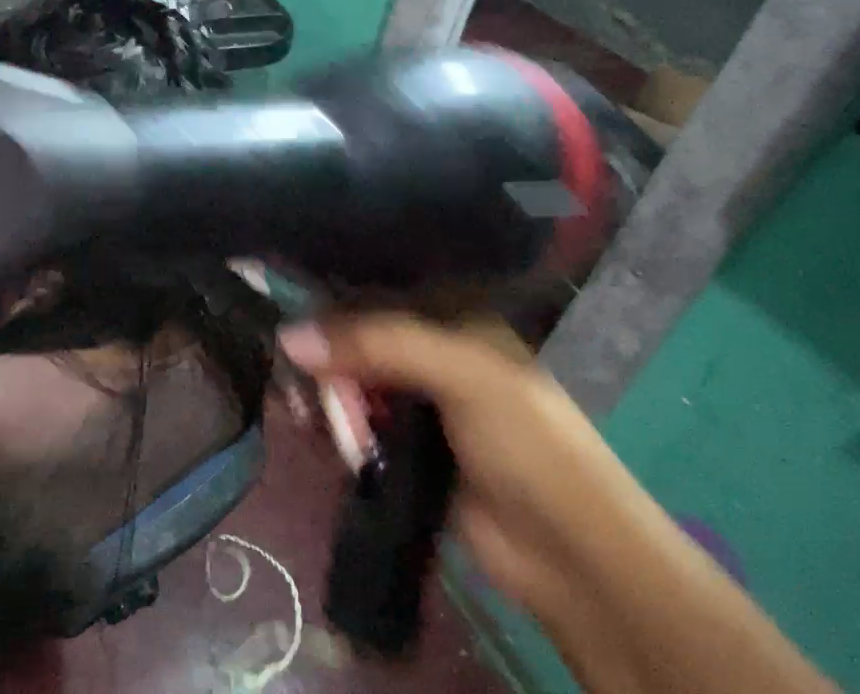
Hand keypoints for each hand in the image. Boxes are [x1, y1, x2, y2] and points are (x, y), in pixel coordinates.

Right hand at [278, 313, 657, 621]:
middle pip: (357, 349)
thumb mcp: (462, 376)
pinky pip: (355, 435)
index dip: (335, 313)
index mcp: (456, 328)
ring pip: (351, 392)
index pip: (380, 302)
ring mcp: (419, 414)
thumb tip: (289, 337)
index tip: (294, 331)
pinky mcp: (403, 459)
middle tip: (312, 391)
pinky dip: (335, 435)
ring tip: (316, 421)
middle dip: (328, 366)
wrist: (570, 555)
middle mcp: (433, 363)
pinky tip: (318, 437)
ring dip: (329, 404)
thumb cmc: (529, 447)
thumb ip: (379, 346)